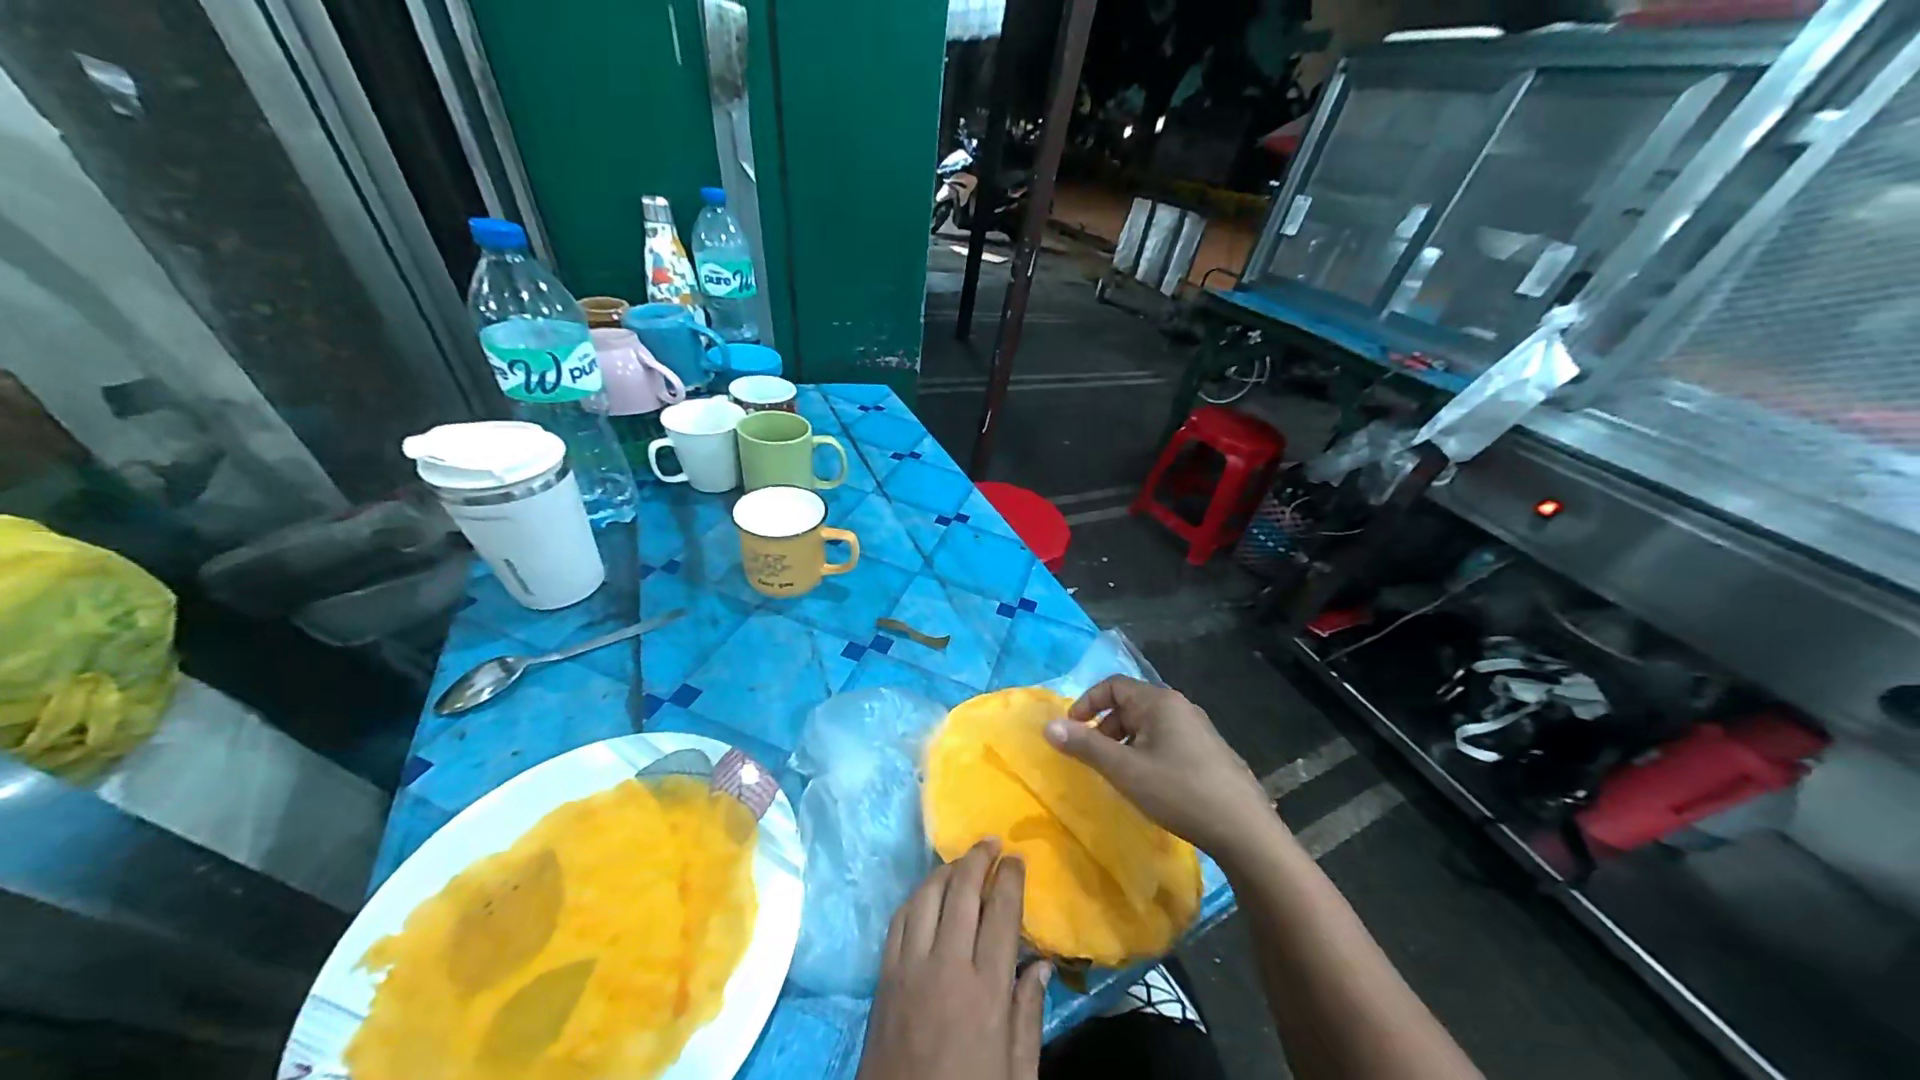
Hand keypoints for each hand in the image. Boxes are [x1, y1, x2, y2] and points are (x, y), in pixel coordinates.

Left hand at [856, 841, 1050, 1079]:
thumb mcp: (1017, 1074)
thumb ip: (1029, 1015)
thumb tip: (1043, 963)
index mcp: (986, 990)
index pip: (1001, 913)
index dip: (1010, 878)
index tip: (1017, 858)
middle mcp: (946, 966)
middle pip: (962, 892)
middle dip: (978, 858)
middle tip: (992, 842)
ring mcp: (909, 967)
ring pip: (927, 897)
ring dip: (946, 870)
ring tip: (962, 860)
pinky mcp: (883, 977)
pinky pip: (899, 919)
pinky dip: (916, 897)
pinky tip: (928, 893)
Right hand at [1045, 675, 1277, 863]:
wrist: (1244, 830)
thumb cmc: (1179, 791)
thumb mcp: (1124, 770)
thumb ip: (1085, 745)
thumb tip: (1048, 726)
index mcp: (1160, 702)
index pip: (1113, 685)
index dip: (1087, 702)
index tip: (1071, 730)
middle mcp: (1180, 707)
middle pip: (1131, 704)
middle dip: (1105, 726)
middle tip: (1092, 756)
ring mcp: (1198, 729)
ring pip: (1149, 725)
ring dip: (1125, 742)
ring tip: (1118, 773)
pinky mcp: (1209, 752)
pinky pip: (1166, 740)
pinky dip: (1146, 752)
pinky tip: (1149, 784)